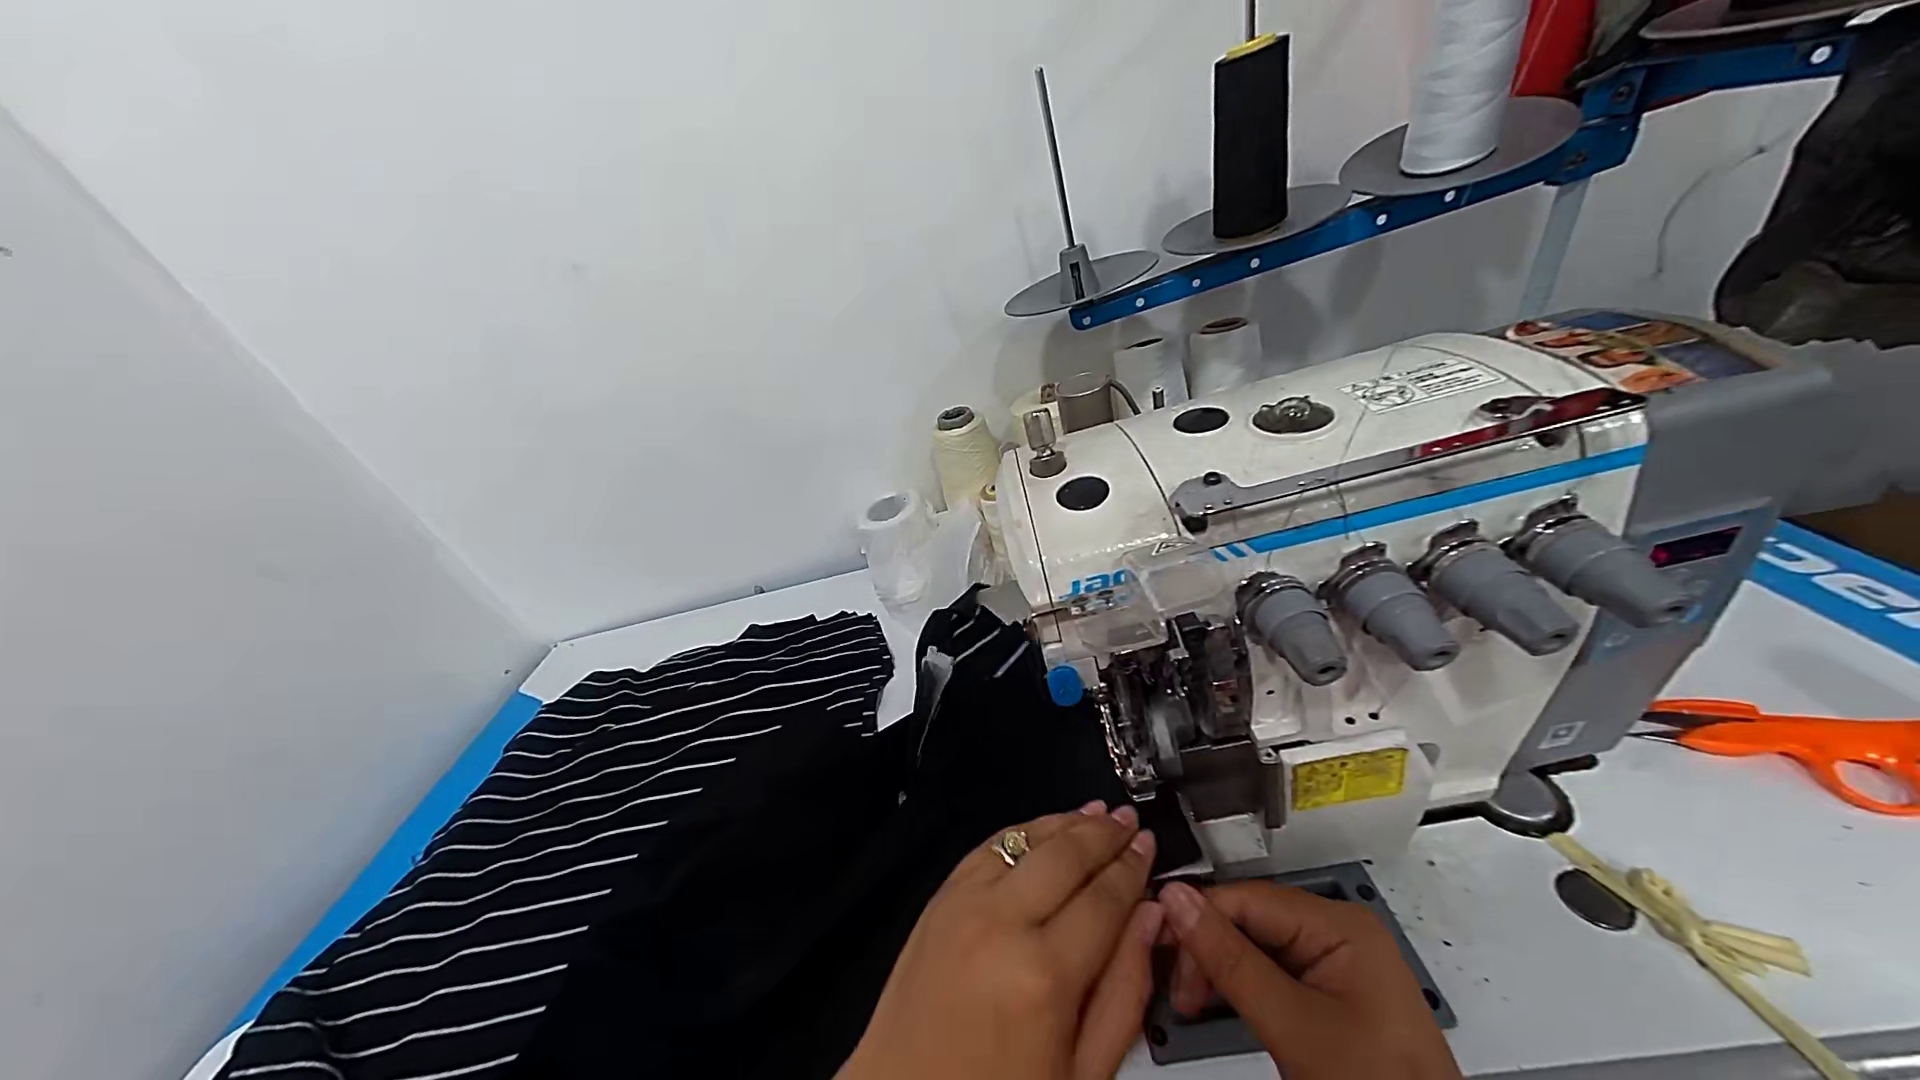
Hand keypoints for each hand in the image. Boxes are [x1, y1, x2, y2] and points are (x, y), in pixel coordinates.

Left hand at [840, 801, 1162, 1079]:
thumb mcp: (1082, 1073)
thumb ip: (1125, 991)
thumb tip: (1149, 922)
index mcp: (1044, 977)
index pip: (1105, 898)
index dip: (1133, 868)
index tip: (1149, 849)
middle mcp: (1000, 926)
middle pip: (1067, 854)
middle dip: (1105, 832)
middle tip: (1128, 822)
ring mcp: (963, 905)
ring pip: (1026, 838)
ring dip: (1065, 822)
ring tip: (1095, 814)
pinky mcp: (939, 900)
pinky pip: (987, 847)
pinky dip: (1020, 831)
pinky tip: (1041, 829)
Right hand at [1159, 880, 1462, 1079]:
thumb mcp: (1293, 1025)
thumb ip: (1230, 960)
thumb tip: (1178, 902)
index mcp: (1340, 925)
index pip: (1244, 898)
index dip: (1197, 919)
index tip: (1161, 942)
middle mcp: (1338, 931)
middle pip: (1246, 918)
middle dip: (1206, 950)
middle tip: (1182, 988)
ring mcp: (1333, 960)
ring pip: (1252, 944)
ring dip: (1219, 970)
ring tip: (1197, 1002)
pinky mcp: (1326, 988)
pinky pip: (1268, 968)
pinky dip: (1240, 986)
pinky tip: (1225, 1005)